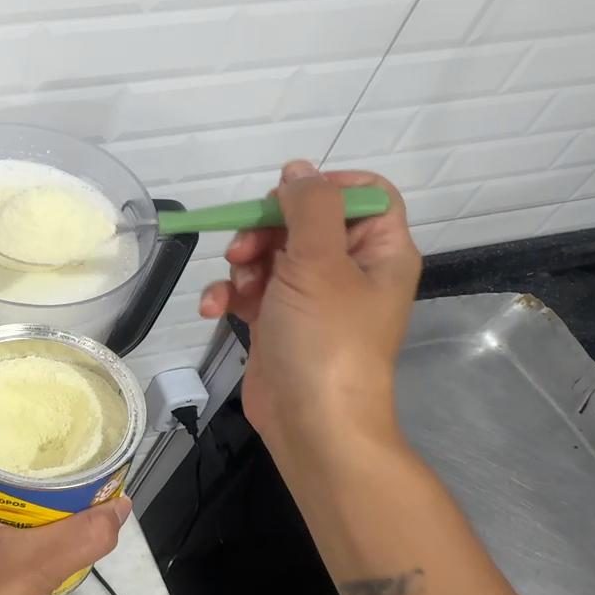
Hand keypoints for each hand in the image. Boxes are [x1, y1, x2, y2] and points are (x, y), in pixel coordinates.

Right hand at [198, 161, 419, 456]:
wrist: (313, 424)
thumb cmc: (327, 340)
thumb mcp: (320, 263)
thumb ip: (309, 207)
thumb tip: (297, 171)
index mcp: (379, 250)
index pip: (363, 194)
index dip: (323, 187)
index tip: (285, 199)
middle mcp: (348, 269)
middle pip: (304, 222)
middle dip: (266, 230)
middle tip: (246, 248)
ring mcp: (310, 298)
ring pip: (271, 255)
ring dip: (243, 263)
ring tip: (236, 284)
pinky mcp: (277, 323)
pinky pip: (251, 292)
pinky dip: (230, 295)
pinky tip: (215, 309)